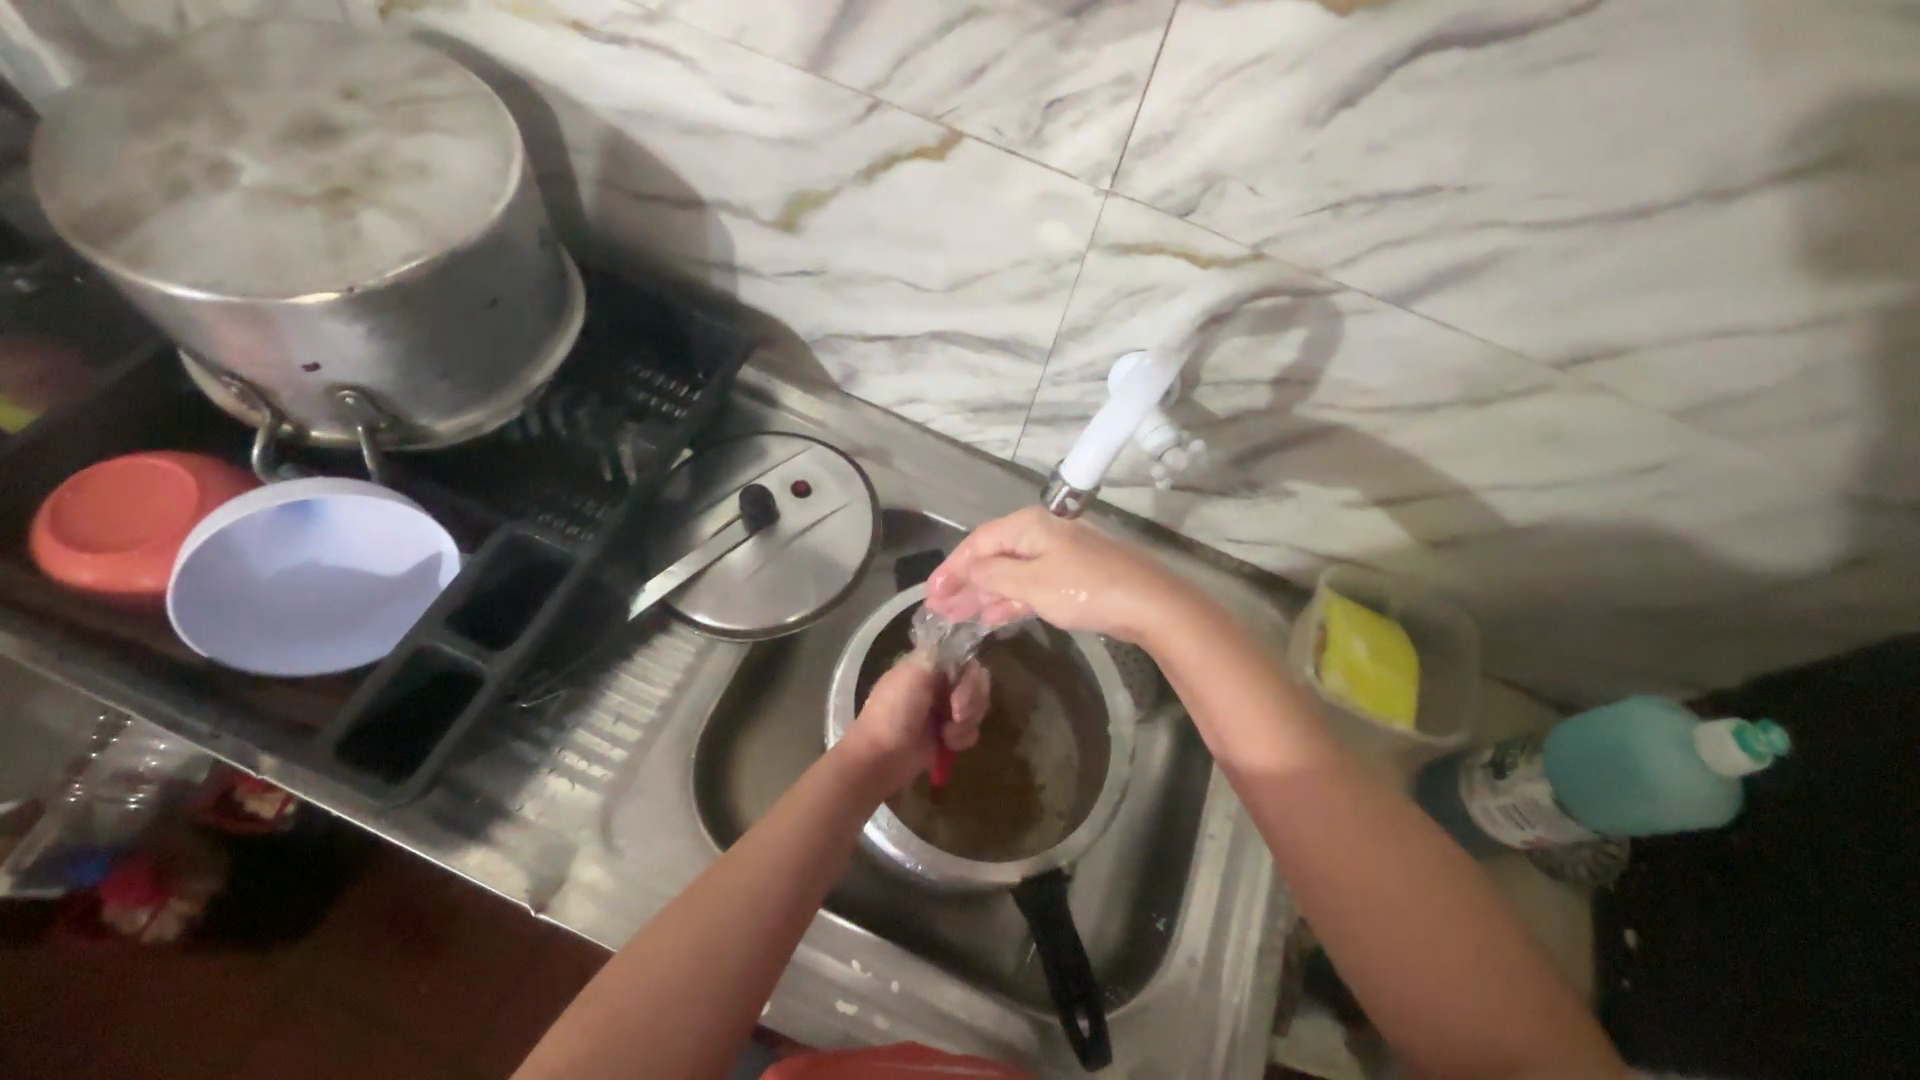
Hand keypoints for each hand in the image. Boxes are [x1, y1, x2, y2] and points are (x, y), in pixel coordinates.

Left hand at [839, 653, 989, 793]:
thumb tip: (961, 648)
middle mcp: (939, 683)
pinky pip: (971, 731)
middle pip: (978, 683)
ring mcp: (945, 710)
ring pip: (978, 708)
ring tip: (946, 734)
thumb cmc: (894, 712)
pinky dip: (962, 738)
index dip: (970, 676)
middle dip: (972, 701)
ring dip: (966, 722)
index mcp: (929, 664)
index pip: (966, 659)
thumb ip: (940, 654)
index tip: (957, 690)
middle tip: (955, 713)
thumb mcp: (913, 672)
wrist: (882, 757)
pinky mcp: (949, 734)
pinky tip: (947, 745)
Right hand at [926, 507, 1192, 643]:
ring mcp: (1058, 556)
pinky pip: (1029, 585)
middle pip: (993, 556)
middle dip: (964, 582)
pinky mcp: (1072, 578)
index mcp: (1029, 526)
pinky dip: (1009, 599)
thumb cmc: (1086, 589)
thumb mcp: (1032, 584)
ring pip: (1010, 573)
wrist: (1150, 603)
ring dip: (984, 594)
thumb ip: (994, 576)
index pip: (978, 543)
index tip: (931, 594)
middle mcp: (1041, 535)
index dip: (952, 568)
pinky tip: (992, 616)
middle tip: (939, 609)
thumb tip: (969, 570)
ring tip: (957, 616)